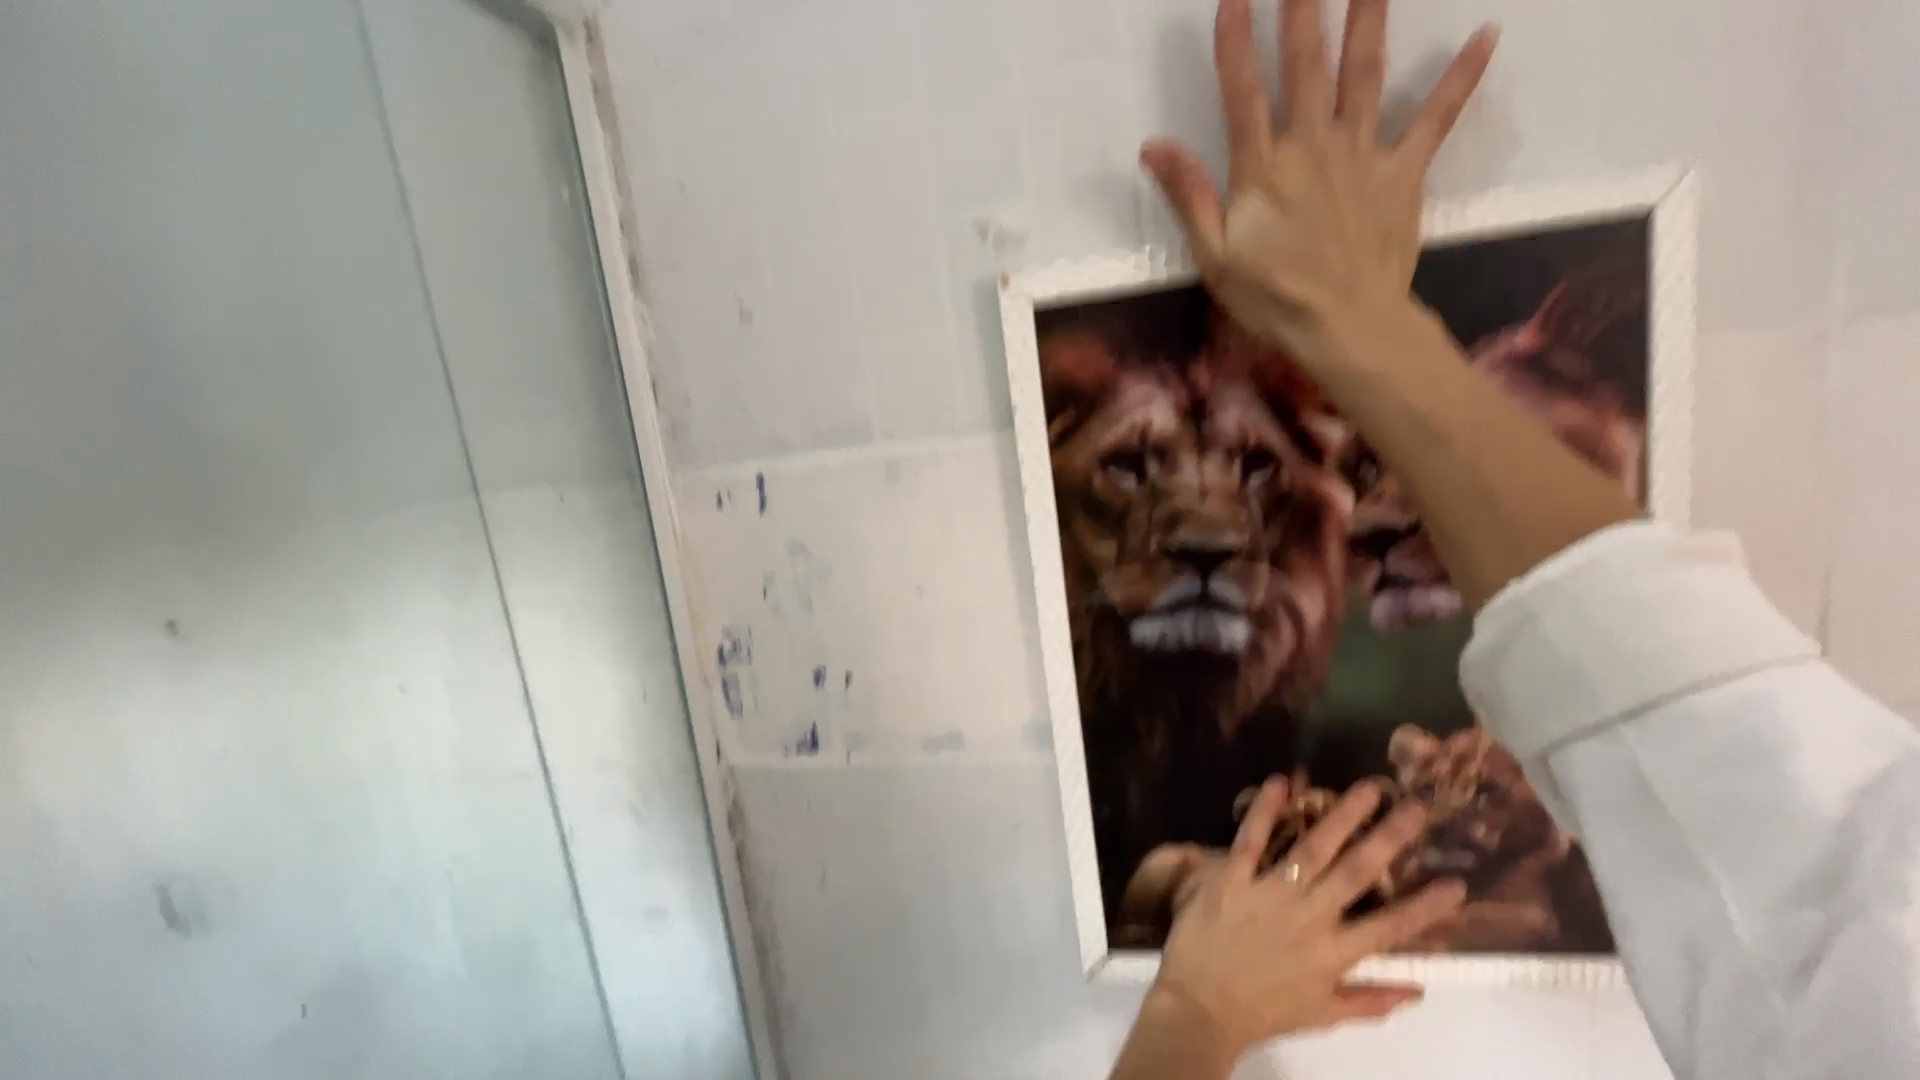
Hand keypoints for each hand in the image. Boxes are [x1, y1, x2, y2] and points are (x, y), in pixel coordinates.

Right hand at [1141, 0, 1496, 360]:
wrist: (1348, 327)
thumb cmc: (1273, 299)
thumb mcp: (1215, 257)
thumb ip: (1189, 196)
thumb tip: (1154, 146)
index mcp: (1263, 169)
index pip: (1243, 94)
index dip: (1235, 44)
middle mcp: (1313, 146)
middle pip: (1306, 65)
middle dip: (1303, 8)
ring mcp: (1363, 154)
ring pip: (1365, 72)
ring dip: (1368, 16)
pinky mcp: (1403, 173)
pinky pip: (1436, 119)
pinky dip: (1460, 78)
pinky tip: (1487, 34)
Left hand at [1146, 777, 1466, 1059]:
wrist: (1199, 1008)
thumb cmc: (1262, 1012)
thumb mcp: (1322, 1015)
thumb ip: (1370, 1001)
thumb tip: (1419, 991)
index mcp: (1334, 955)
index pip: (1390, 928)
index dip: (1425, 907)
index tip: (1457, 883)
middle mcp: (1309, 919)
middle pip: (1356, 873)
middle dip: (1389, 839)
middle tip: (1416, 806)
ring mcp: (1269, 894)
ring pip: (1312, 849)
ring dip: (1342, 816)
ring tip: (1368, 788)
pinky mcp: (1231, 879)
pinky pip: (1251, 839)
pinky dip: (1265, 810)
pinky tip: (1281, 782)